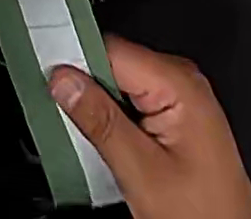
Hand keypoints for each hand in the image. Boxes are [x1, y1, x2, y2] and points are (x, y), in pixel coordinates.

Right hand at [49, 36, 250, 218]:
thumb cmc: (200, 217)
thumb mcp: (143, 173)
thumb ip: (100, 121)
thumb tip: (63, 78)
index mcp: (178, 81)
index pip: (111, 50)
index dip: (78, 63)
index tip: (49, 79)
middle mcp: (180, 79)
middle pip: (114, 64)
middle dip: (88, 89)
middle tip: (69, 119)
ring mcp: (179, 96)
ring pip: (119, 83)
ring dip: (99, 107)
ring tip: (91, 138)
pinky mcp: (175, 115)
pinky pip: (131, 100)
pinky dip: (113, 118)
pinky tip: (108, 143)